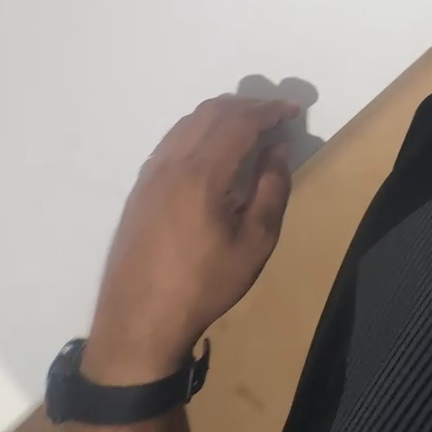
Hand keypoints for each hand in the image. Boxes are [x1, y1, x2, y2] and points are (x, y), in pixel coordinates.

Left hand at [82, 96, 299, 384]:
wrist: (137, 326)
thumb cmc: (205, 284)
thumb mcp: (257, 240)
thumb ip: (272, 187)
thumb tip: (278, 148)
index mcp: (202, 176)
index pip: (239, 122)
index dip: (269, 110)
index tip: (294, 110)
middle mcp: (171, 165)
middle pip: (212, 112)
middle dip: (248, 106)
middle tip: (277, 116)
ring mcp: (150, 176)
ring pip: (188, 122)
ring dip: (223, 114)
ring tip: (251, 127)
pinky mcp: (140, 190)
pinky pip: (173, 140)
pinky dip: (201, 129)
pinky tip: (217, 149)